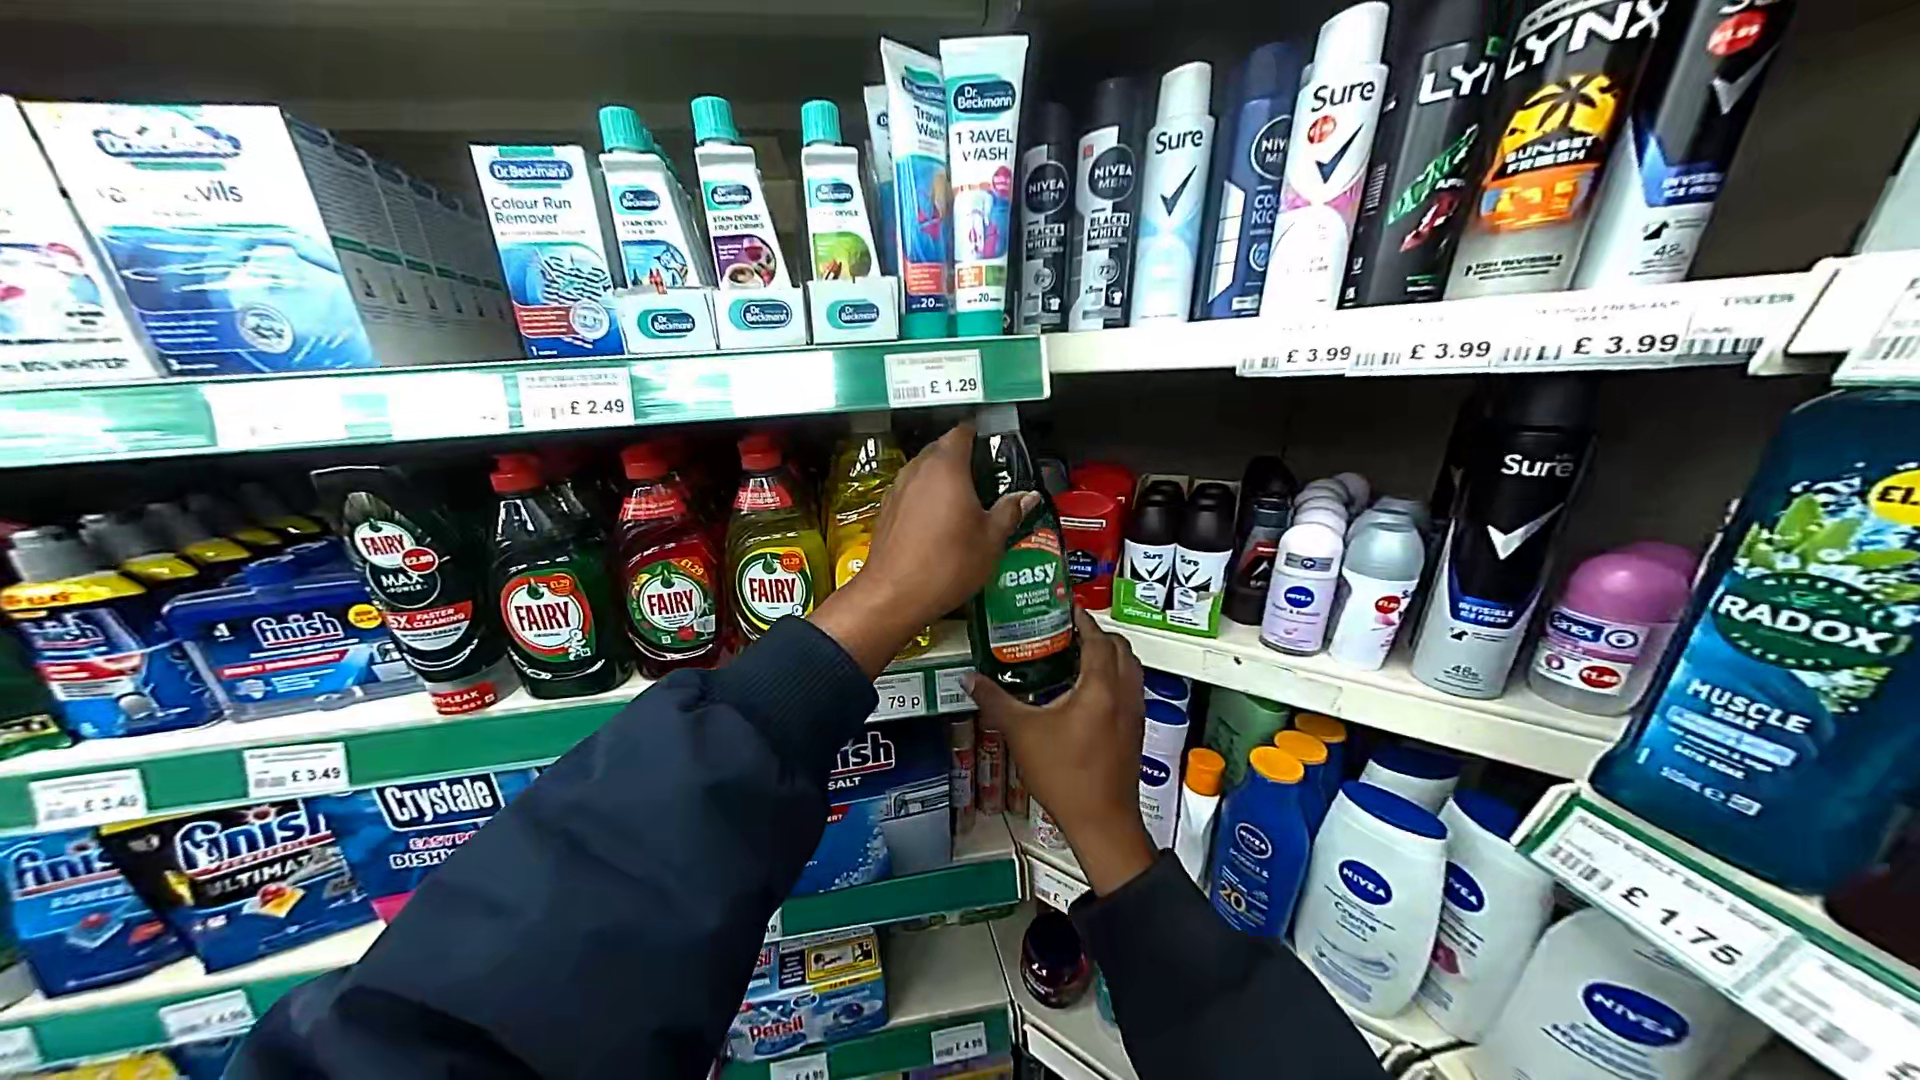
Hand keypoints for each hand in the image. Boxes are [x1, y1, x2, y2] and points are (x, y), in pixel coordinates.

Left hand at [810, 420, 1036, 675]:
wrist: (894, 595)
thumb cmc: (946, 564)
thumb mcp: (991, 540)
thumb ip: (1010, 511)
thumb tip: (1027, 497)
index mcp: (947, 467)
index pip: (962, 432)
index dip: (979, 434)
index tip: (993, 444)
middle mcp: (918, 470)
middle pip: (941, 448)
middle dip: (962, 456)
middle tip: (985, 475)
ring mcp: (897, 489)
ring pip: (923, 470)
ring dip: (942, 478)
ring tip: (964, 500)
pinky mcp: (886, 510)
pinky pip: (910, 491)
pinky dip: (925, 497)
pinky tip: (939, 521)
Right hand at [970, 608, 1155, 895]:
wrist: (1101, 821)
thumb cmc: (1063, 775)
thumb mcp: (1021, 732)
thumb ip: (994, 700)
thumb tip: (969, 678)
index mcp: (1100, 686)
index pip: (1097, 638)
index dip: (1083, 620)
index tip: (1067, 608)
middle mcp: (1125, 693)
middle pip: (1120, 648)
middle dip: (1098, 634)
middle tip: (1068, 631)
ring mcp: (1135, 712)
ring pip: (1130, 667)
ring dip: (1110, 654)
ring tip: (1079, 655)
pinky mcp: (1136, 729)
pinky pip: (1132, 687)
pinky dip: (1116, 675)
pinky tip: (1089, 690)